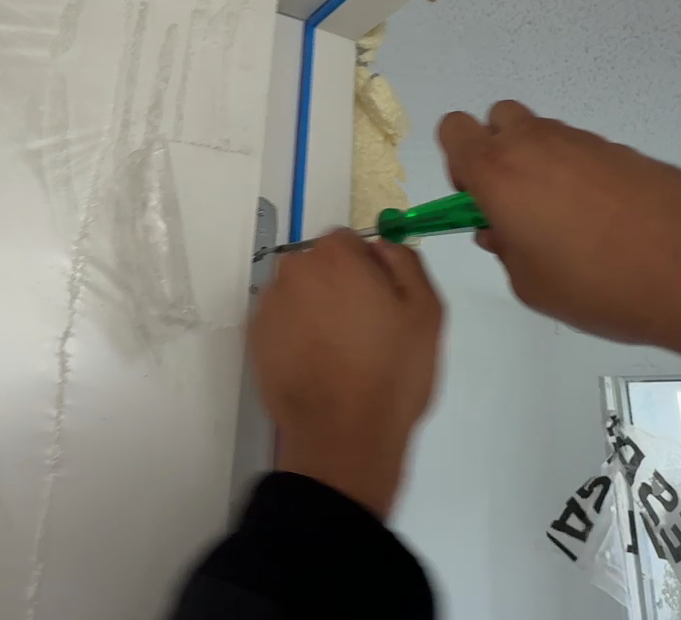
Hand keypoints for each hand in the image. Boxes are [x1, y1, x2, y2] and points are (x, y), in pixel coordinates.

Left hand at [251, 230, 443, 517]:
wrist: (341, 437)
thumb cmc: (390, 372)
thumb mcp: (425, 311)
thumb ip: (404, 263)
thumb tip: (380, 247)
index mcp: (334, 256)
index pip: (348, 243)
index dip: (367, 269)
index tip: (380, 302)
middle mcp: (293, 269)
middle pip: (319, 265)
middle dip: (339, 287)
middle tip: (363, 330)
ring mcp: (269, 303)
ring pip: (299, 293)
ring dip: (315, 309)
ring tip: (339, 354)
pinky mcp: (255, 335)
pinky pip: (281, 321)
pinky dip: (295, 334)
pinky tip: (316, 365)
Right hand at [438, 101, 680, 415]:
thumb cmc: (598, 285)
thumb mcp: (530, 284)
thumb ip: (505, 250)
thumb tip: (505, 231)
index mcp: (497, 172)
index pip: (453, 129)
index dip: (458, 159)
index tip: (478, 195)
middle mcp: (536, 144)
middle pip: (498, 118)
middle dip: (499, 149)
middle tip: (518, 197)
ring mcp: (587, 143)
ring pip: (546, 136)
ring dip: (543, 163)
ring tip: (573, 219)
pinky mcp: (629, 153)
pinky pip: (589, 153)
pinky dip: (587, 176)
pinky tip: (613, 223)